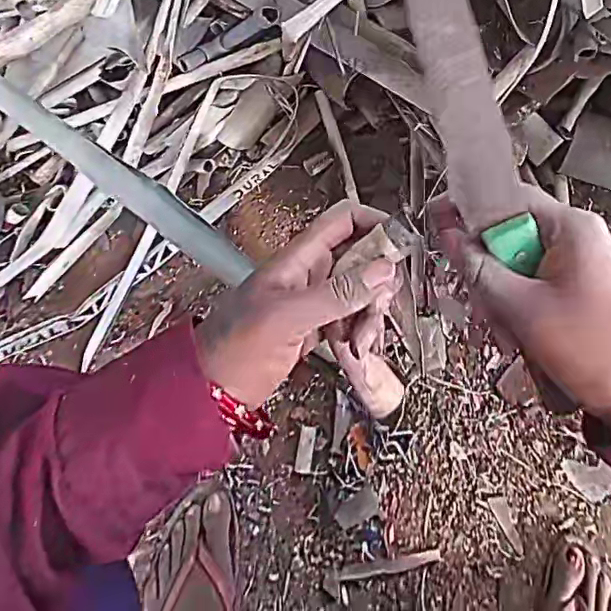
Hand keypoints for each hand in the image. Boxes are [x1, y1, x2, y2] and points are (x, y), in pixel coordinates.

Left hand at [194, 201, 400, 406]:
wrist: (211, 390)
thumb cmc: (234, 346)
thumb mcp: (288, 316)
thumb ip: (337, 293)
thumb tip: (382, 270)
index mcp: (299, 257)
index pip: (344, 220)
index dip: (374, 222)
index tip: (400, 246)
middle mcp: (311, 273)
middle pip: (363, 258)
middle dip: (378, 284)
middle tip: (376, 310)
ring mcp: (315, 300)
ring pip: (362, 292)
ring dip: (370, 315)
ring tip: (359, 342)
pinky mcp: (317, 326)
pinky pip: (352, 318)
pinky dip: (360, 333)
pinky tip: (355, 351)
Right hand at [433, 188, 610, 435]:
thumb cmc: (588, 350)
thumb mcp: (521, 307)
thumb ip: (478, 267)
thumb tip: (449, 236)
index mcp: (572, 226)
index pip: (508, 196)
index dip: (470, 208)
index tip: (441, 219)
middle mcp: (577, 233)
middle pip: (509, 228)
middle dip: (486, 262)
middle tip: (476, 294)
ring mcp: (578, 255)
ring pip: (516, 254)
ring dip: (498, 285)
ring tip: (500, 322)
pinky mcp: (576, 277)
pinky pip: (531, 272)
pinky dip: (515, 294)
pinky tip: (513, 325)